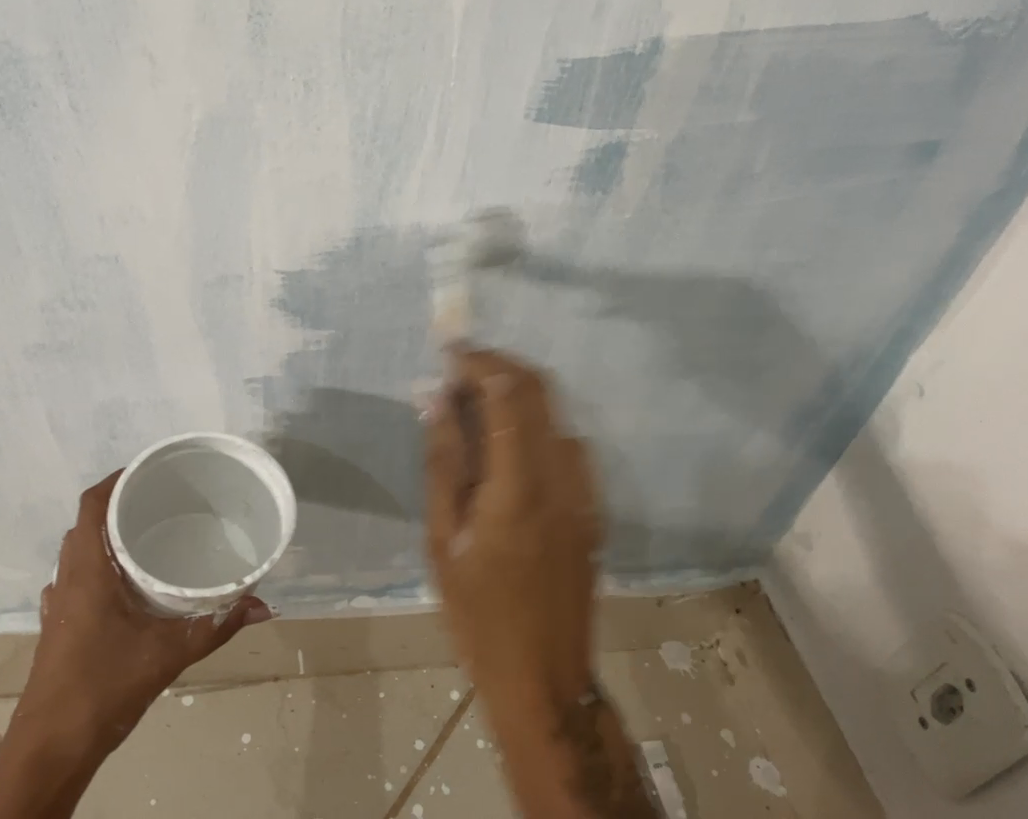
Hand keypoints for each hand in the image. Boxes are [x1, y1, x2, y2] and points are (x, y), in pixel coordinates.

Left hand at [18, 471, 272, 754]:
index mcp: (88, 570)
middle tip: (163, 501)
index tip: (151, 471)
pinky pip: (77, 578)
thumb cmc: (106, 686)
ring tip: (150, 535)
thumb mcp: (170, 653)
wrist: (53, 743)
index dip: (117, 479)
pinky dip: (99, 567)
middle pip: (87, 523)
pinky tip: (127, 585)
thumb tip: (263, 605)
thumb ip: (217, 625)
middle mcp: (67, 577)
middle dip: (121, 506)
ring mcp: (58, 602)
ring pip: (79, 551)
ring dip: (107, 537)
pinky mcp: (58, 624)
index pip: (93, 503)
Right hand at [422, 348, 601, 711]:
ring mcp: (585, 493)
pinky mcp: (593, 508)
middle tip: (456, 371)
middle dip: (497, 366)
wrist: (545, 676)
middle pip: (539, 391)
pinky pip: (567, 445)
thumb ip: (443, 464)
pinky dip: (535, 426)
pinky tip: (505, 449)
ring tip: (472, 408)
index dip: (477, 361)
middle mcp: (562, 478)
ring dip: (517, 395)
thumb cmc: (478, 615)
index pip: (507, 394)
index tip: (446, 352)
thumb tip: (434, 400)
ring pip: (556, 414)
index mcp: (518, 488)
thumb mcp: (443, 541)